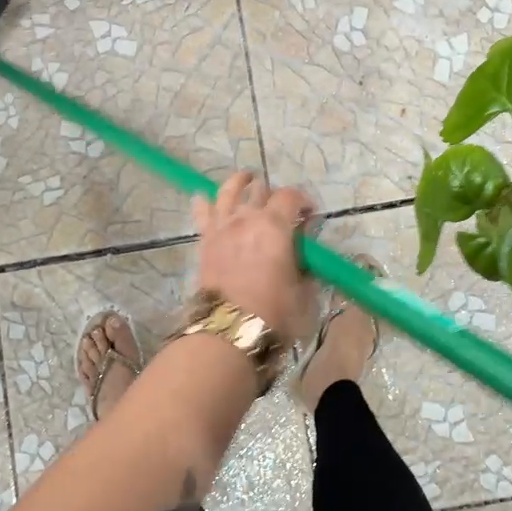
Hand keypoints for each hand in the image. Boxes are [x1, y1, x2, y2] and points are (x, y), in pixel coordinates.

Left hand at [191, 171, 316, 337]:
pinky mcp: (205, 239)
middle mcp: (247, 217)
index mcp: (275, 226)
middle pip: (261, 191)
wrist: (228, 331)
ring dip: (240, 182)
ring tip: (246, 179)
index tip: (309, 213)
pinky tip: (205, 197)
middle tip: (281, 209)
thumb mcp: (303, 291)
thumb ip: (304, 263)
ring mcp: (223, 225)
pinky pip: (202, 211)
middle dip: (274, 195)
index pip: (291, 196)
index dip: (303, 200)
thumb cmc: (274, 314)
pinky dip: (205, 201)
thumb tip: (303, 250)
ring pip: (229, 190)